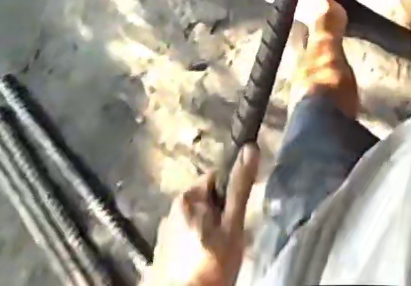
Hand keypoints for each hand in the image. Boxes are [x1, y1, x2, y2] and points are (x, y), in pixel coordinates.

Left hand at [149, 146, 260, 285]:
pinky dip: (195, 248)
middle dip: (221, 214)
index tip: (239, 212)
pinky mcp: (160, 258)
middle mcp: (170, 211)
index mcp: (187, 198)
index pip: (217, 177)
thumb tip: (251, 146)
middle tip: (232, 236)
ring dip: (209, 232)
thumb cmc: (210, 264)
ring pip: (196, 222)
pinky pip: (185, 241)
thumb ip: (240, 186)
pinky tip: (204, 264)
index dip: (232, 191)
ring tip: (220, 254)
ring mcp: (162, 236)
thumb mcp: (232, 225)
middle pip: (206, 200)